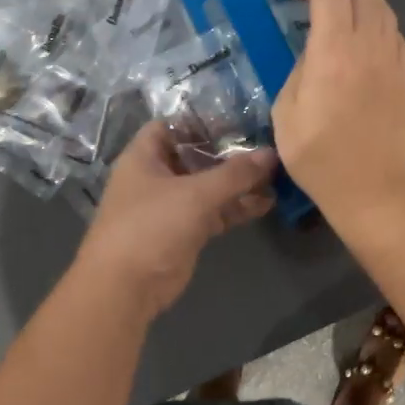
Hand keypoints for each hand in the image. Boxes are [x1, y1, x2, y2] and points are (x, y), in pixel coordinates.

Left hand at [71, 122, 276, 317]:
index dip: (202, 120)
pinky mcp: (187, 231)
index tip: (239, 119)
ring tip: (276, 174)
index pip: (172, 126)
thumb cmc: (152, 226)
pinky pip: (217, 212)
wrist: (128, 286)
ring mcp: (172, 206)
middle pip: (197, 156)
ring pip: (210, 186)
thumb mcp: (196, 194)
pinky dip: (239, 207)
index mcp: (145, 157)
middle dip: (230, 152)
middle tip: (267, 144)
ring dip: (240, 182)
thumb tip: (271, 154)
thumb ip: (235, 173)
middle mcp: (157, 177)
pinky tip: (268, 202)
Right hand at [273, 0, 404, 222]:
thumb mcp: (287, 111)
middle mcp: (369, 49)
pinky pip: (396, 33)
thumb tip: (314, 50)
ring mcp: (393, 62)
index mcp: (335, 54)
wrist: (370, 188)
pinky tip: (368, 26)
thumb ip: (300, 69)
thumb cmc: (319, 156)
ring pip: (384, 10)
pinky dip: (380, 18)